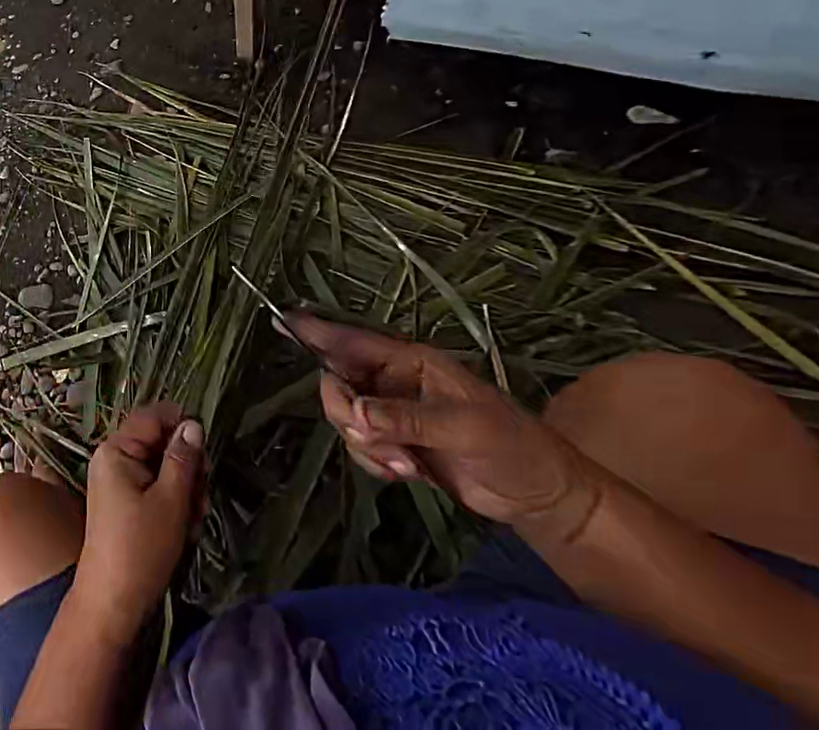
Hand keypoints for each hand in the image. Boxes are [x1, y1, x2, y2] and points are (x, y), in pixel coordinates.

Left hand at [70, 402, 204, 641]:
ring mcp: (118, 480)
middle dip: (187, 468)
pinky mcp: (125, 501)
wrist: (114, 597)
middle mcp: (112, 458)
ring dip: (184, 490)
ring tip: (191, 520)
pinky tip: (184, 528)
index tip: (206, 447)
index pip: (151, 417)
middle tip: (199, 498)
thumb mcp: (170, 500)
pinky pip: (155, 489)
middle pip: (159, 443)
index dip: (181, 424)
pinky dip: (174, 504)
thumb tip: (193, 424)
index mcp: (115, 450)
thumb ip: (183, 459)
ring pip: (162, 469)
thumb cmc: (142, 546)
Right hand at [284, 313, 605, 541]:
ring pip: (344, 417)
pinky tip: (404, 473)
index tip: (279, 321)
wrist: (540, 497)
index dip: (314, 330)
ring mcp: (389, 411)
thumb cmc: (514, 447)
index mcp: (409, 362)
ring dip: (366, 446)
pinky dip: (372, 461)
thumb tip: (355, 415)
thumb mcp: (463, 428)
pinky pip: (356, 443)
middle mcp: (391, 381)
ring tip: (404, 466)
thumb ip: (404, 418)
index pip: (350, 340)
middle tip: (375, 440)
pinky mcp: (391, 440)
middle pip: (336, 384)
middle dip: (349, 416)